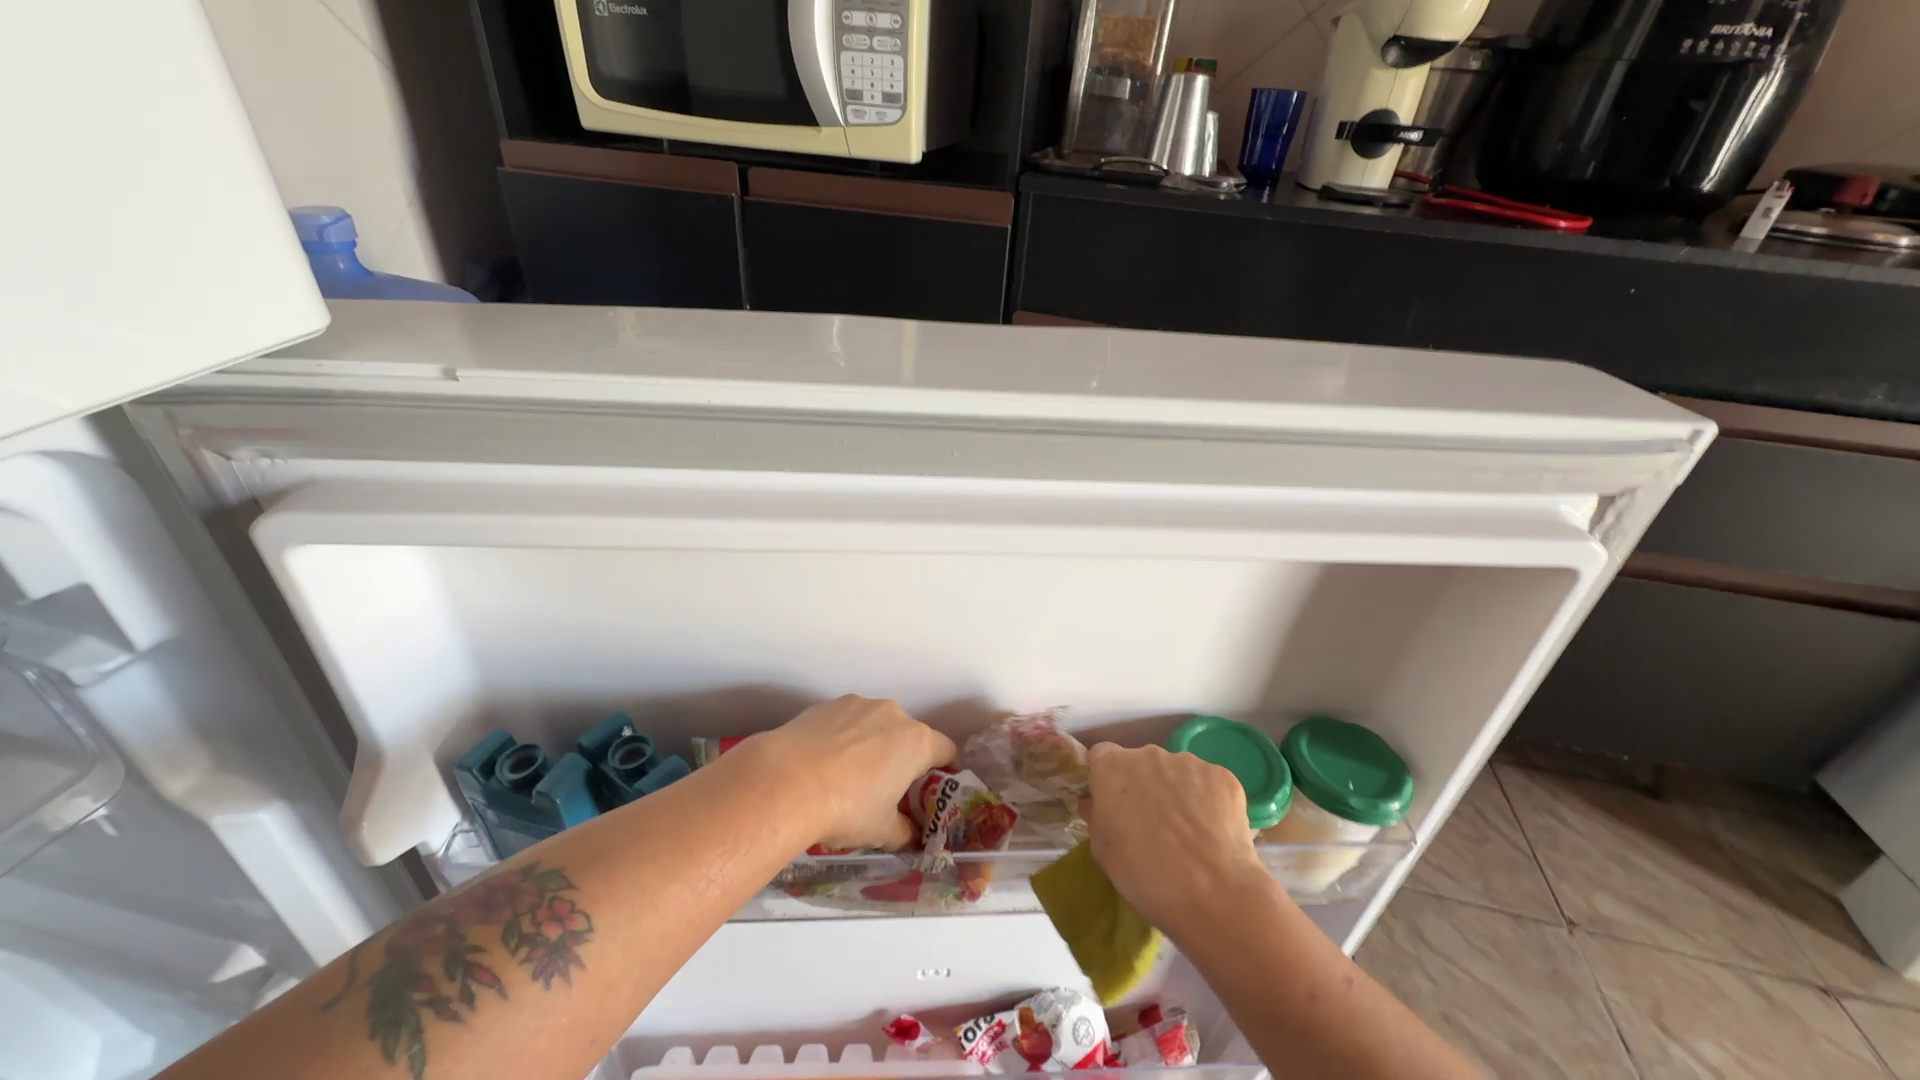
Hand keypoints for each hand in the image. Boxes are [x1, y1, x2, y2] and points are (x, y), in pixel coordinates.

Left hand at [752, 695, 956, 850]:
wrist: (785, 783)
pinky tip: (822, 764)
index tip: (929, 790)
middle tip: (886, 789)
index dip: (943, 772)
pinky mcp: (826, 705)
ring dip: (872, 745)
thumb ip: (904, 832)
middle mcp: (893, 714)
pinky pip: (845, 722)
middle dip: (903, 759)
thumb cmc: (846, 808)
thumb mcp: (882, 832)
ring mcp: (858, 705)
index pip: (947, 751)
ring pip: (876, 725)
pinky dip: (842, 738)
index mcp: (917, 742)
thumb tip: (909, 834)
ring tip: (847, 776)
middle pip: (910, 736)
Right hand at [1082, 743, 1270, 940]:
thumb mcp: (1103, 850)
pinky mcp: (1223, 776)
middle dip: (1143, 785)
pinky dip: (1207, 801)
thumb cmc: (1144, 874)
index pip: (1102, 757)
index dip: (1106, 779)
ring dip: (1176, 791)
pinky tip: (1211, 831)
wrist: (1211, 892)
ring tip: (1186, 831)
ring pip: (1176, 771)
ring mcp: (1190, 762)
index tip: (1113, 804)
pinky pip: (1208, 783)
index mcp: (1112, 767)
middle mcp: (1149, 754)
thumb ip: (1097, 816)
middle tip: (1151, 823)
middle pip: (1141, 762)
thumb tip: (1099, 803)